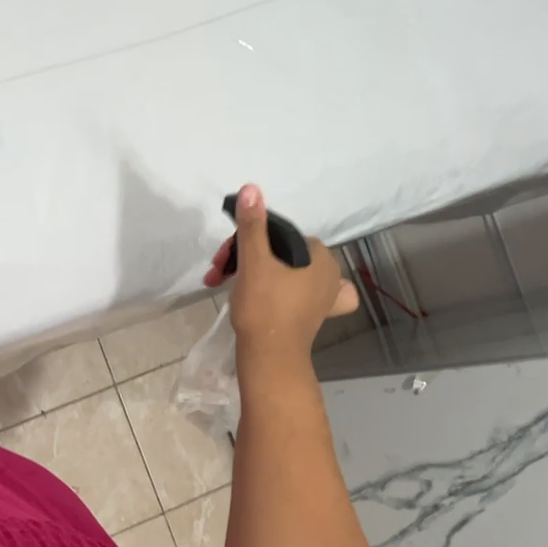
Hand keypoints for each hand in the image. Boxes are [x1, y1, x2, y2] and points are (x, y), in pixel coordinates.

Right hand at [203, 183, 357, 360]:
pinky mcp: (312, 316)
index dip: (248, 242)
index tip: (224, 258)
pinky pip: (298, 293)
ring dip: (252, 276)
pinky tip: (277, 294)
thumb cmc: (264, 308)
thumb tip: (251, 189)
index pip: (280, 236)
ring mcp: (323, 297)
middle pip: (279, 254)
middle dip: (245, 260)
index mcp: (320, 257)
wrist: (269, 357)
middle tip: (218, 275)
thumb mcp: (254, 263)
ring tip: (225, 288)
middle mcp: (329, 274)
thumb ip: (252, 226)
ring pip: (284, 273)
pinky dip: (284, 290)